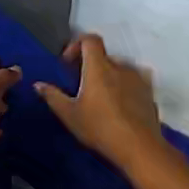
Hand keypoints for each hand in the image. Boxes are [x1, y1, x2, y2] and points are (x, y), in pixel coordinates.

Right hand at [35, 34, 165, 167]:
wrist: (141, 149)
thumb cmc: (100, 127)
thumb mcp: (69, 114)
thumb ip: (52, 96)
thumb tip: (38, 84)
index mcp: (99, 67)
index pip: (90, 39)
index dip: (76, 44)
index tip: (68, 63)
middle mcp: (120, 67)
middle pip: (104, 55)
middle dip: (91, 65)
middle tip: (82, 84)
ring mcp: (139, 79)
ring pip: (120, 68)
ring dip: (109, 75)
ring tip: (102, 96)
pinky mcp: (150, 94)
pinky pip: (135, 81)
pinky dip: (125, 86)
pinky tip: (121, 104)